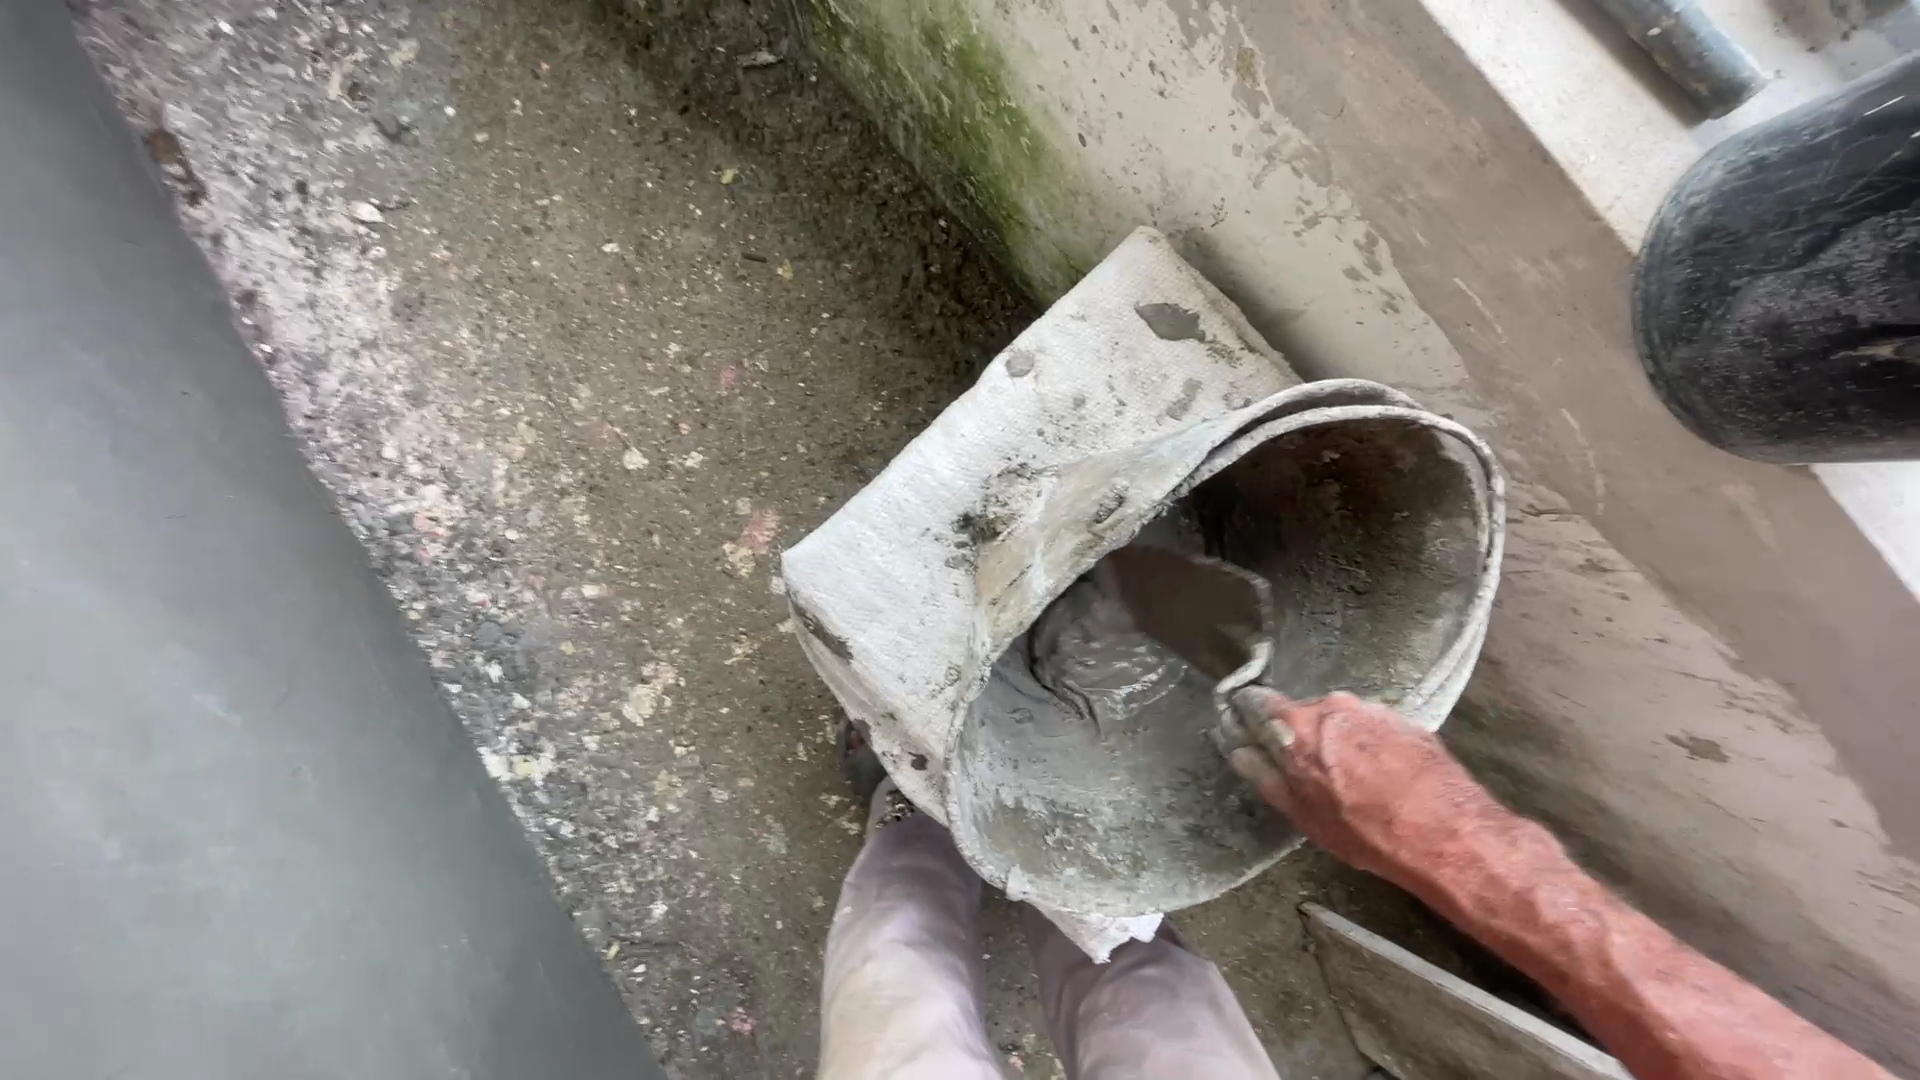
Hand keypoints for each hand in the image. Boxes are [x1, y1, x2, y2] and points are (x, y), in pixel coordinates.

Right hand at [1226, 691, 1486, 882]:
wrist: (1450, 836)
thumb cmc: (1364, 831)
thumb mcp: (1302, 814)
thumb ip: (1264, 775)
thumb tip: (1238, 749)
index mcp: (1295, 725)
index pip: (1255, 701)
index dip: (1247, 716)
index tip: (1249, 734)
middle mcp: (1331, 705)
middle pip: (1300, 711)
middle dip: (1297, 734)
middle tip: (1307, 770)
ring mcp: (1371, 709)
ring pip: (1338, 719)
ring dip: (1335, 739)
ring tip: (1351, 777)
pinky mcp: (1405, 720)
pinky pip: (1371, 727)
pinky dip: (1368, 745)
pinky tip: (1382, 776)